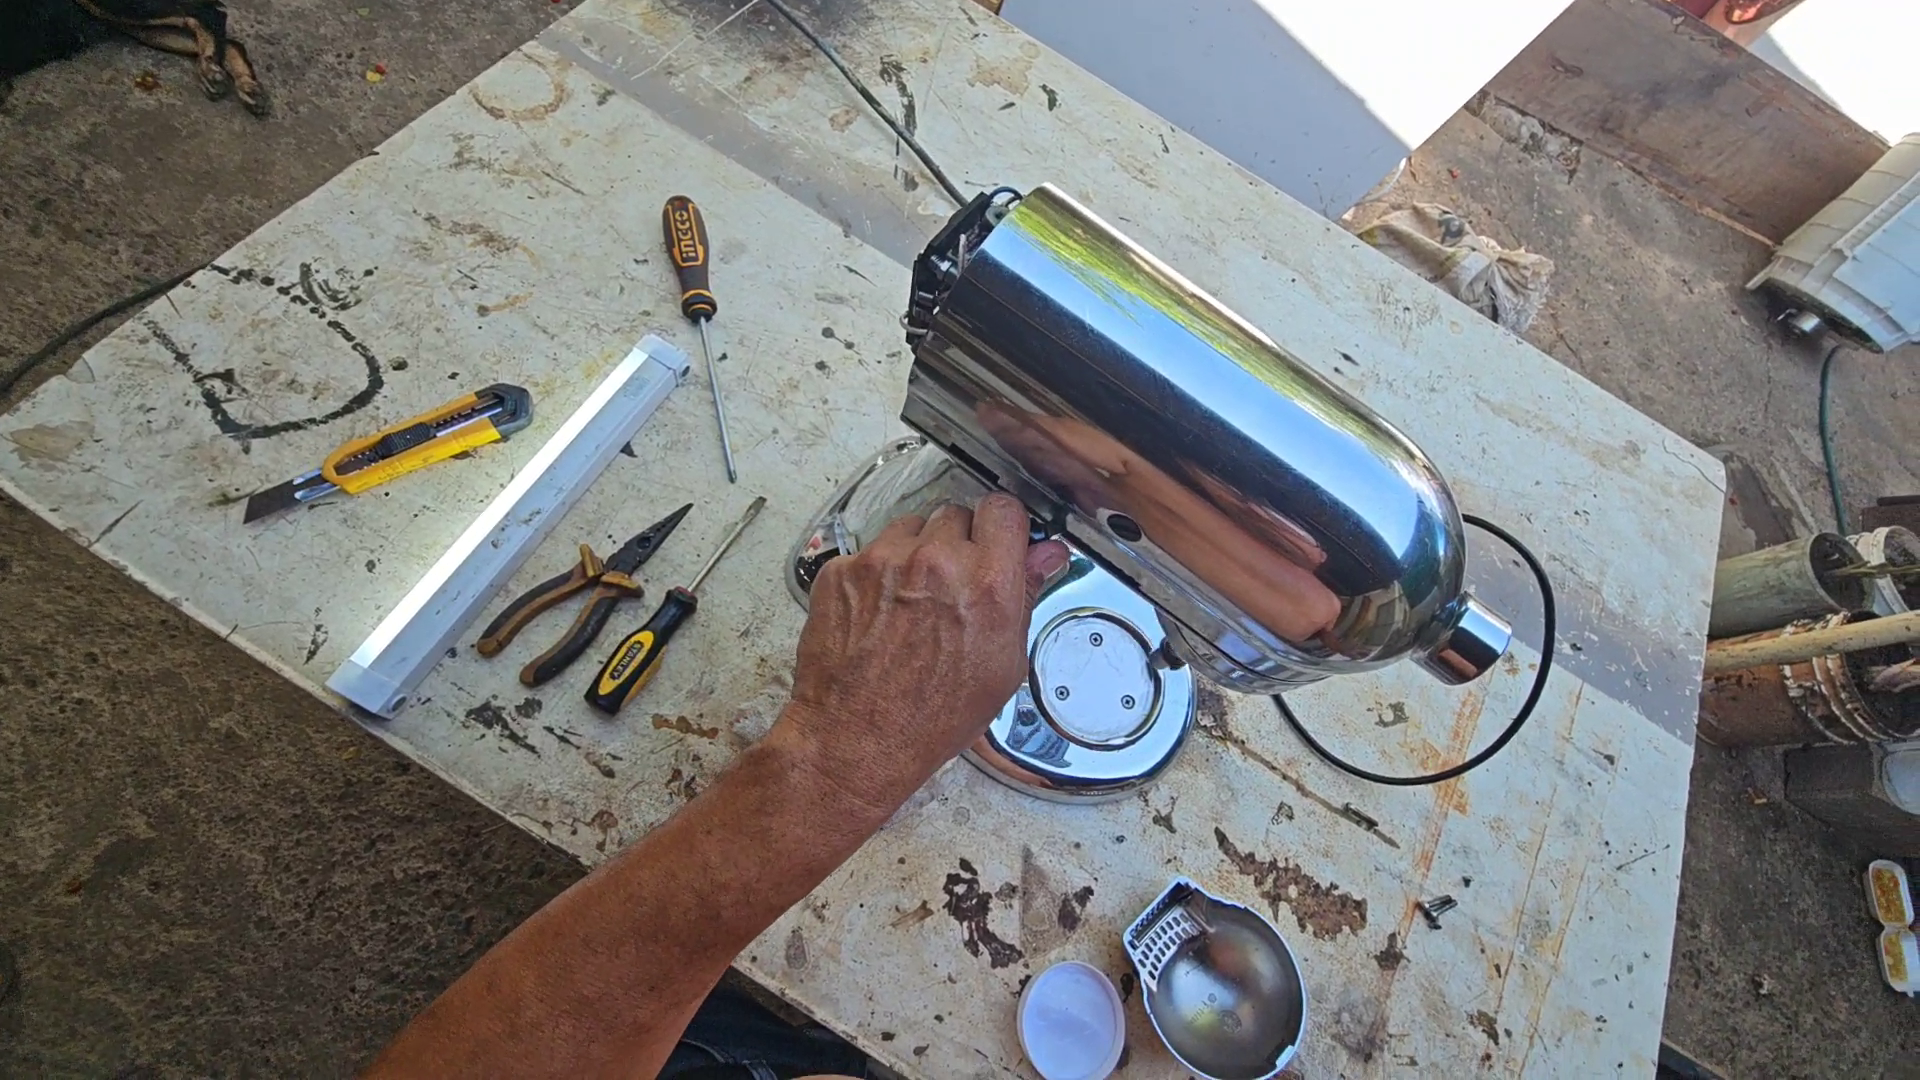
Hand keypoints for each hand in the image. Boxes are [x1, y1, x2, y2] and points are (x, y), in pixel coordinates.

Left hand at [776, 494, 1069, 819]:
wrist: (855, 739)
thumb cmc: (934, 715)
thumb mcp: (1002, 666)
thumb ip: (1025, 597)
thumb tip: (1048, 553)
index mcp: (986, 585)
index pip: (1003, 509)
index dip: (1001, 526)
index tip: (995, 542)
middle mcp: (936, 562)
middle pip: (955, 515)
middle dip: (957, 544)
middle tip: (950, 585)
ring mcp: (883, 561)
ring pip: (911, 529)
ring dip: (916, 553)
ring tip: (911, 601)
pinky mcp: (842, 570)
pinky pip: (869, 551)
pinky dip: (876, 573)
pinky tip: (878, 613)